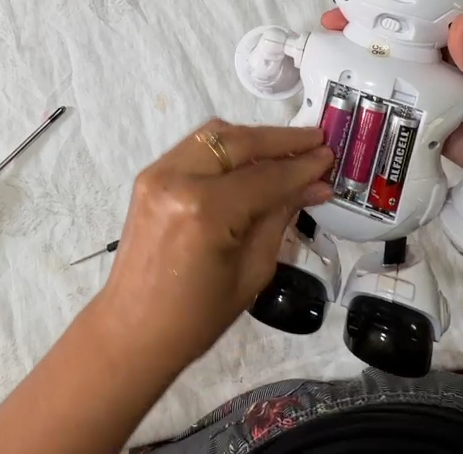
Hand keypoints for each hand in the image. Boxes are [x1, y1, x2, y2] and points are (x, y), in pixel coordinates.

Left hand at [90, 120, 333, 371]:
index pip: (264, 177)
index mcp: (204, 211)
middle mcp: (177, 179)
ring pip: (214, 135)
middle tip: (316, 140)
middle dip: (280, 140)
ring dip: (253, 137)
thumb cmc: (198, 315)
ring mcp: (157, 172)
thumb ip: (280, 217)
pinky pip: (195, 146)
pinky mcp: (148, 174)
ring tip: (289, 145)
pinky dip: (226, 146)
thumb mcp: (252, 270)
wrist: (134, 327)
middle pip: (238, 142)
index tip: (329, 156)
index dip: (301, 166)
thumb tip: (315, 184)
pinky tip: (252, 156)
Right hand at [322, 10, 462, 205]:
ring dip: (365, 68)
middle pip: (405, 44)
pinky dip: (378, 109)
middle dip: (368, 33)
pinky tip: (350, 103)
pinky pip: (403, 116)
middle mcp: (454, 66)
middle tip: (330, 29)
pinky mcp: (434, 132)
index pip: (432, 16)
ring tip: (328, 61)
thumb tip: (456, 30)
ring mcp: (441, 99)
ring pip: (398, 77)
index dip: (397, 6)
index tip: (360, 1)